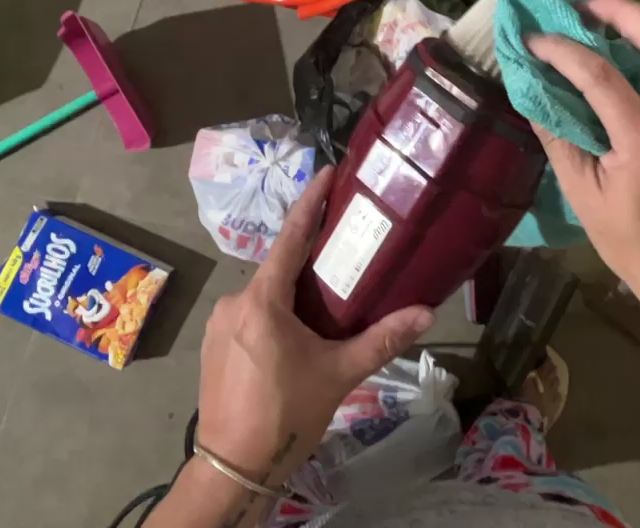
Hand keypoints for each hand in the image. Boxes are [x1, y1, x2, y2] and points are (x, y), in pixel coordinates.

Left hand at [194, 166, 435, 485]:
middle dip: (309, 259)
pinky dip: (273, 313)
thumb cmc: (286, 415)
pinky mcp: (213, 344)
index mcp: (263, 300)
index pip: (290, 237)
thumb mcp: (338, 375)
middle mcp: (235, 301)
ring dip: (291, 293)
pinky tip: (293, 336)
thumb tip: (426, 313)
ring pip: (264, 293)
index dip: (311, 201)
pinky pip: (249, 314)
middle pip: (279, 267)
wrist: (233, 468)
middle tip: (343, 252)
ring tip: (324, 305)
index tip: (328, 171)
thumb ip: (381, 340)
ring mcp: (219, 323)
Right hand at [526, 0, 639, 304]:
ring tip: (595, 19)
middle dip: (622, 11)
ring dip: (635, 24)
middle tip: (582, 5)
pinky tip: (612, 54)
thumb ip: (557, 136)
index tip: (532, 39)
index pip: (600, 76)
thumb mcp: (580, 192)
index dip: (562, 50)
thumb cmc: (627, 238)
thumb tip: (531, 91)